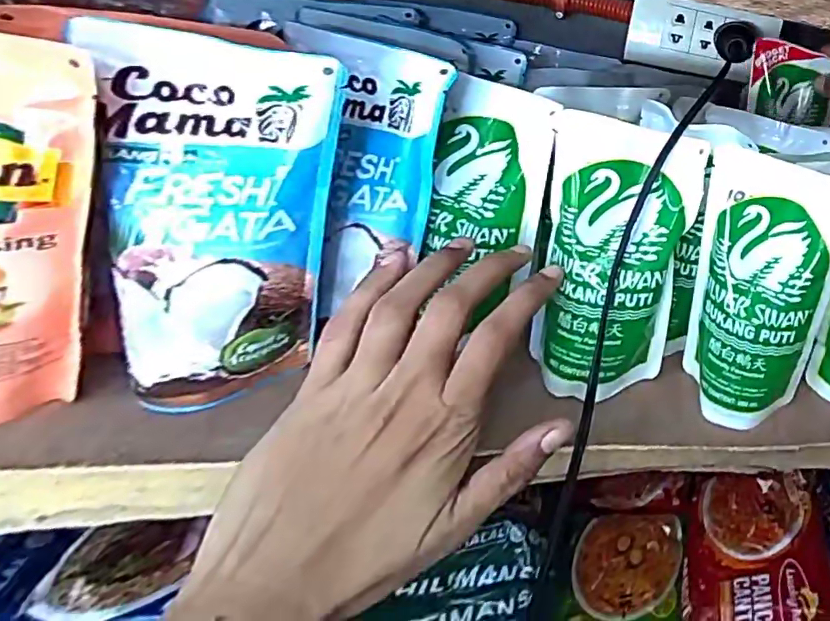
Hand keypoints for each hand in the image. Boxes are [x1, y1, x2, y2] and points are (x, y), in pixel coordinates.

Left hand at [171, 245, 570, 620]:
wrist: (264, 591)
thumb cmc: (369, 556)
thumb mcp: (453, 527)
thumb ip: (510, 471)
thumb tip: (565, 425)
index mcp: (444, 420)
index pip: (495, 338)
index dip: (527, 297)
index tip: (549, 274)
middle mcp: (404, 389)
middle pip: (450, 308)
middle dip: (487, 269)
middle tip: (512, 250)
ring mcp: (354, 385)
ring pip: (398, 306)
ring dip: (433, 266)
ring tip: (461, 244)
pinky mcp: (312, 389)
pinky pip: (343, 324)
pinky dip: (370, 284)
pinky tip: (391, 258)